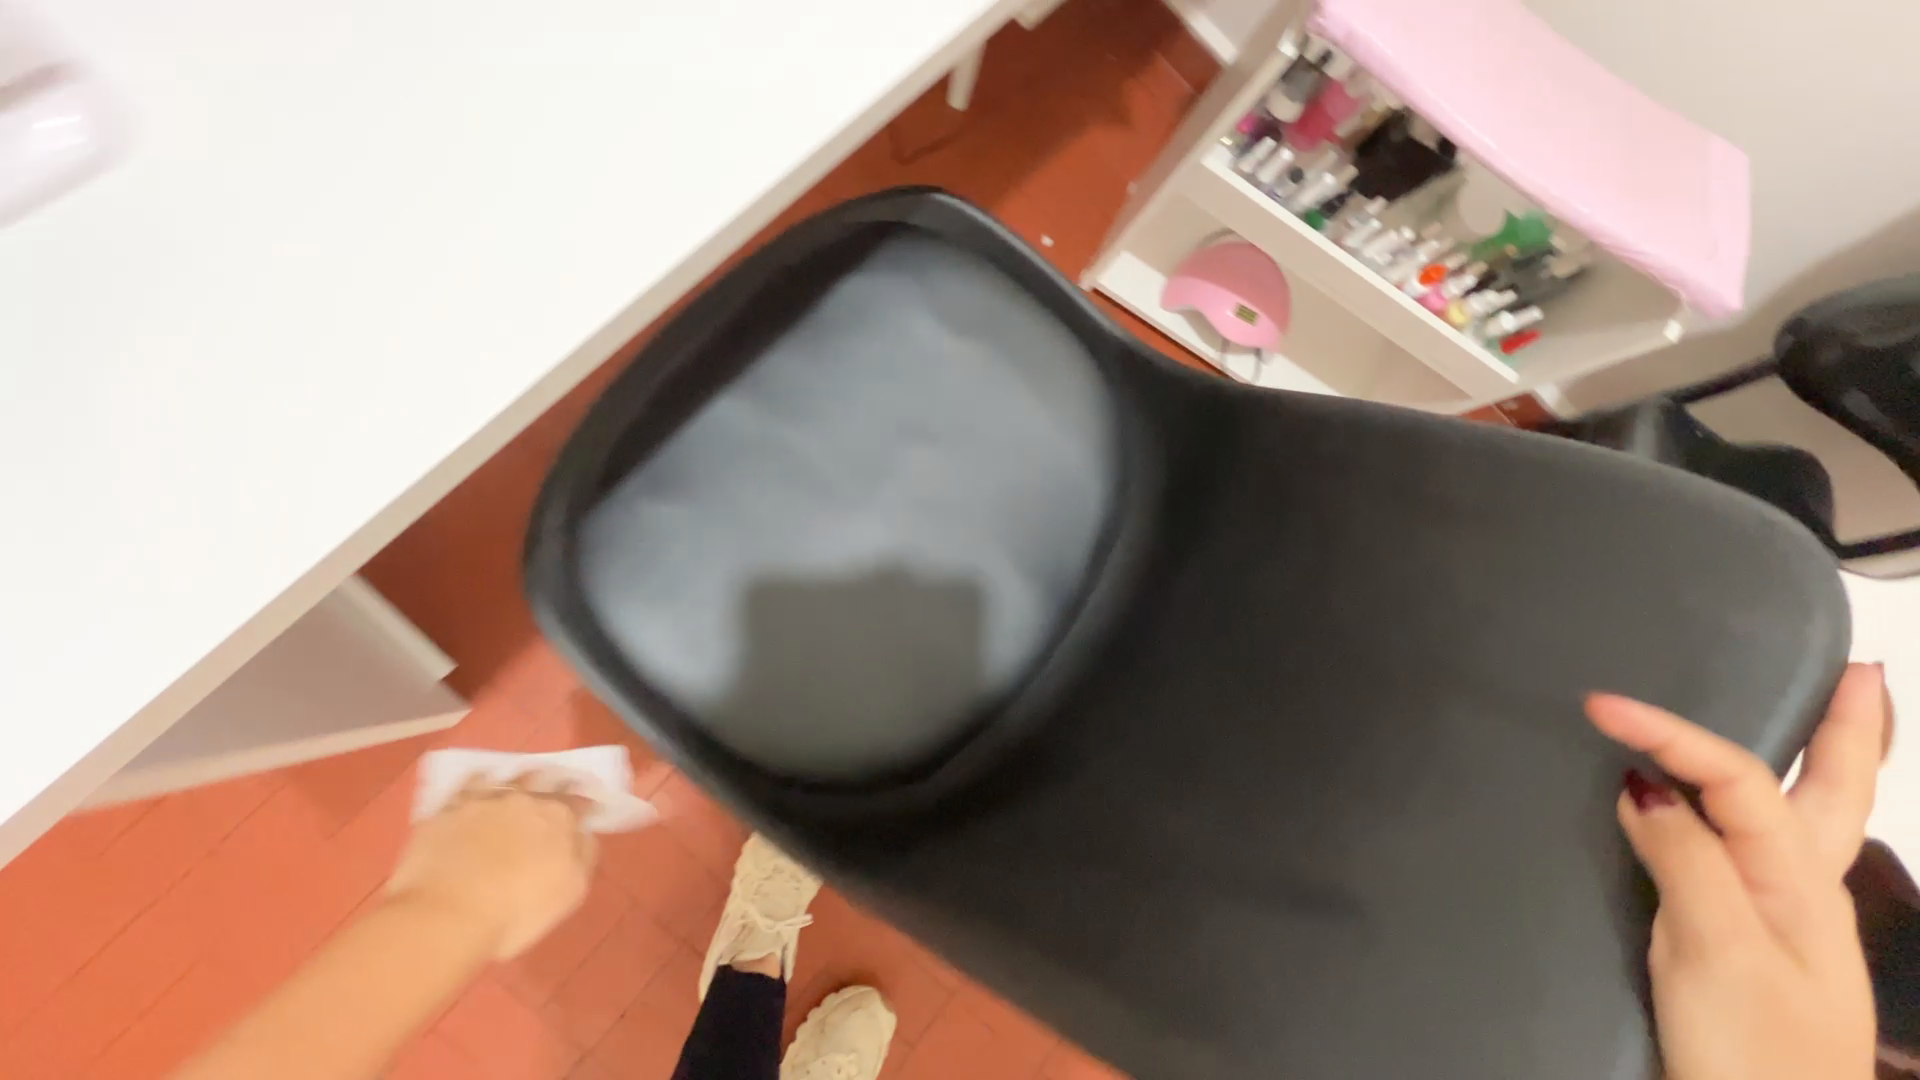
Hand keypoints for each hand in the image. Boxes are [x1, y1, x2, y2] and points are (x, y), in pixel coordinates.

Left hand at [384, 774, 596, 959]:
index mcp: (559, 817)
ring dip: (513, 782)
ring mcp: (482, 803)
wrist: (445, 918)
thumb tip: (583, 834)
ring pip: (505, 779)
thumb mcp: (572, 890)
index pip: (578, 801)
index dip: (582, 805)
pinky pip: (463, 788)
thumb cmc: (517, 910)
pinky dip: (473, 786)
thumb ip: (584, 854)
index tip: (585, 811)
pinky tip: (474, 792)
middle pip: (543, 783)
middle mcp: (524, 799)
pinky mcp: (444, 814)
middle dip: (550, 786)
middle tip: (550, 794)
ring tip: (514, 788)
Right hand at [1587, 662, 1891, 1079]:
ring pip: (1797, 816)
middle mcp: (1798, 885)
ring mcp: (1774, 909)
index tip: (1597, 704)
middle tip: (1860, 673)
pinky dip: (1744, 804)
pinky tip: (1725, 806)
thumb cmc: (1751, 1047)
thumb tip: (1641, 784)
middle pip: (1829, 791)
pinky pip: (1744, 845)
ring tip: (1815, 718)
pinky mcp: (1736, 927)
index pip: (1737, 781)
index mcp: (1798, 883)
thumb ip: (1687, 862)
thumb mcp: (1717, 951)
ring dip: (1808, 760)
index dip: (1670, 734)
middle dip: (1848, 731)